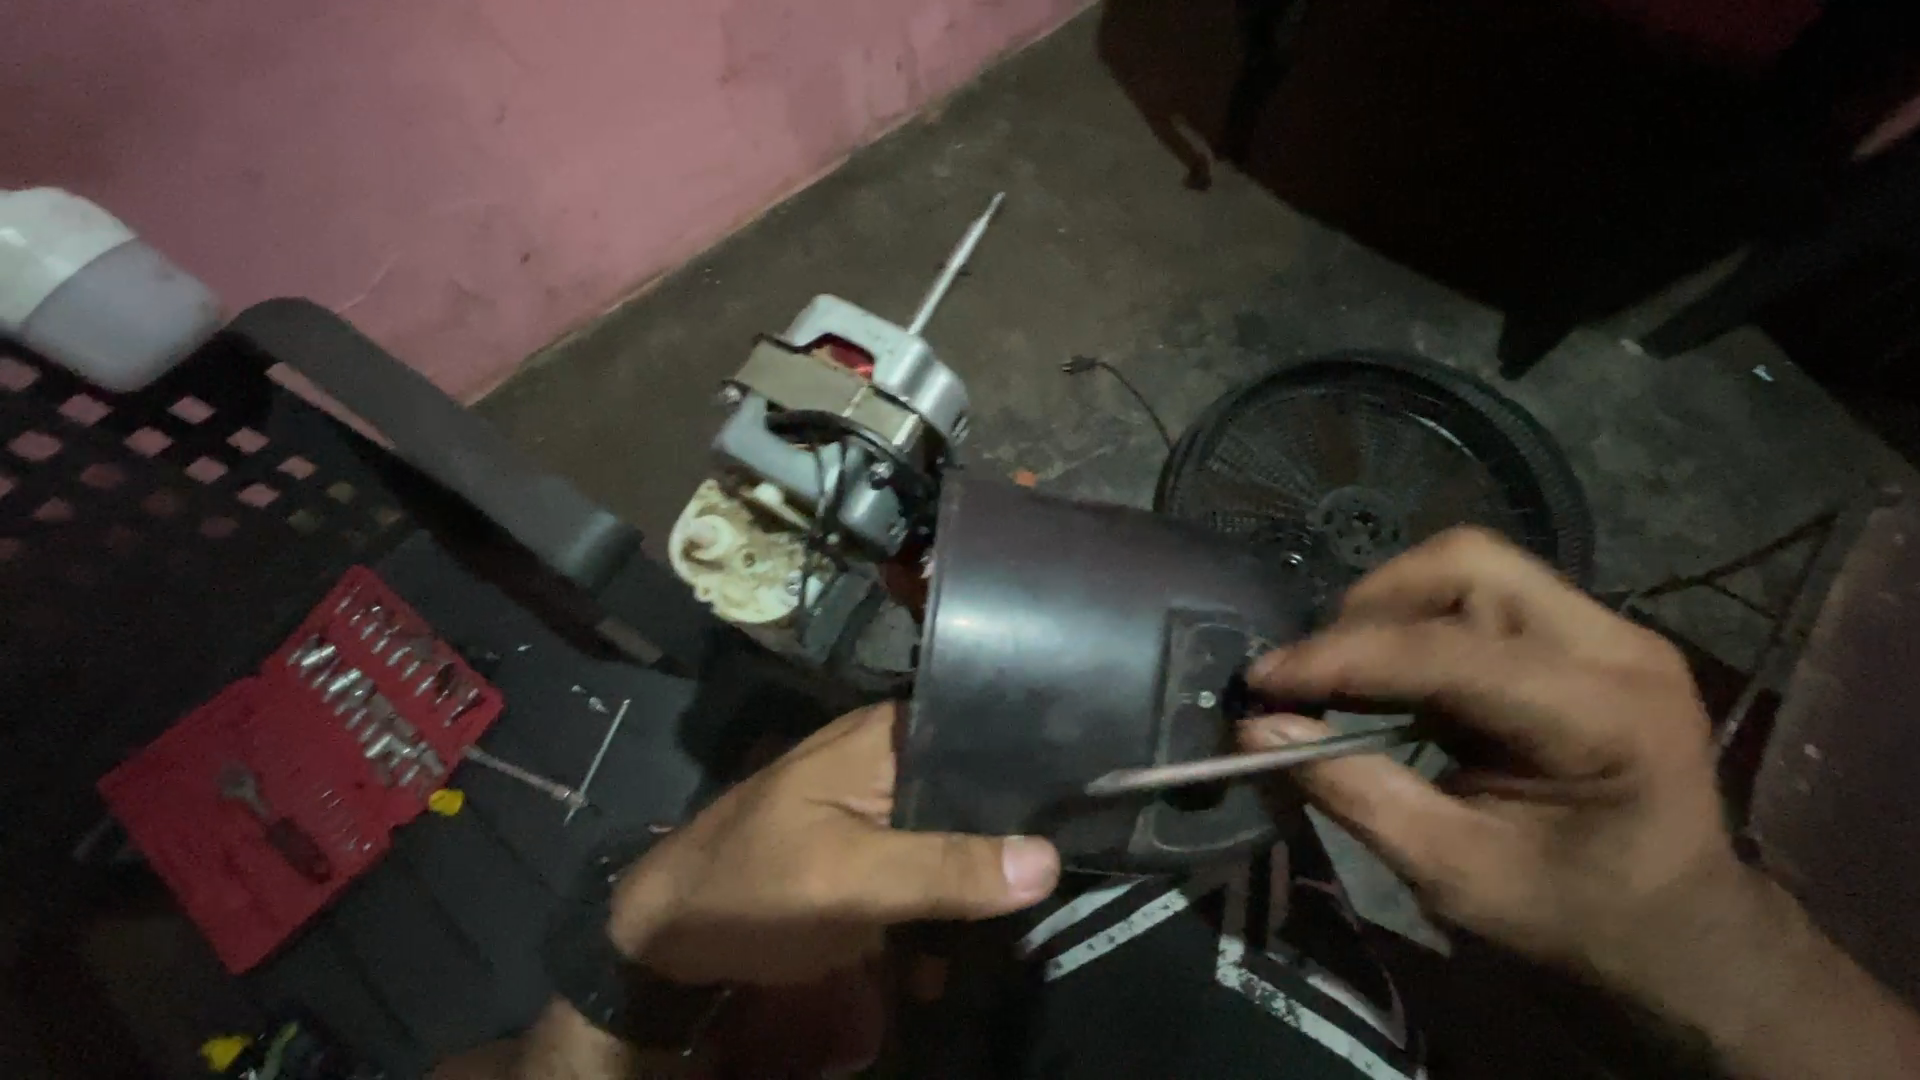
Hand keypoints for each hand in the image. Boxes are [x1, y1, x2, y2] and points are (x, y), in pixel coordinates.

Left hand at [606, 701, 1061, 987]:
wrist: (669, 932)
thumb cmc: (754, 886)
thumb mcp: (851, 878)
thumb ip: (945, 868)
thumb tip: (1049, 859)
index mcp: (890, 735)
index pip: (985, 733)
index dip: (1034, 771)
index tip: (1087, 814)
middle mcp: (892, 754)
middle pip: (977, 786)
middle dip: (1012, 839)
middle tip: (1057, 888)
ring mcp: (879, 799)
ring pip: (958, 828)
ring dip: (980, 881)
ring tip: (1011, 932)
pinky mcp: (870, 841)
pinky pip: (931, 860)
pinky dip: (947, 899)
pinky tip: (956, 947)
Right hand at [1239, 528, 1741, 986]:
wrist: (1677, 926)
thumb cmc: (1572, 915)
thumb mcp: (1453, 873)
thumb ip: (1355, 791)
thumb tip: (1255, 726)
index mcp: (1606, 719)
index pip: (1447, 652)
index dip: (1341, 658)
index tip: (1261, 681)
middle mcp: (1615, 648)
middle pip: (1465, 566)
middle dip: (1369, 608)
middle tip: (1317, 673)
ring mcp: (1603, 629)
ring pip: (1464, 565)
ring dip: (1386, 608)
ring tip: (1349, 673)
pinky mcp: (1578, 630)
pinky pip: (1472, 589)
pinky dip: (1410, 618)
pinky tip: (1390, 674)